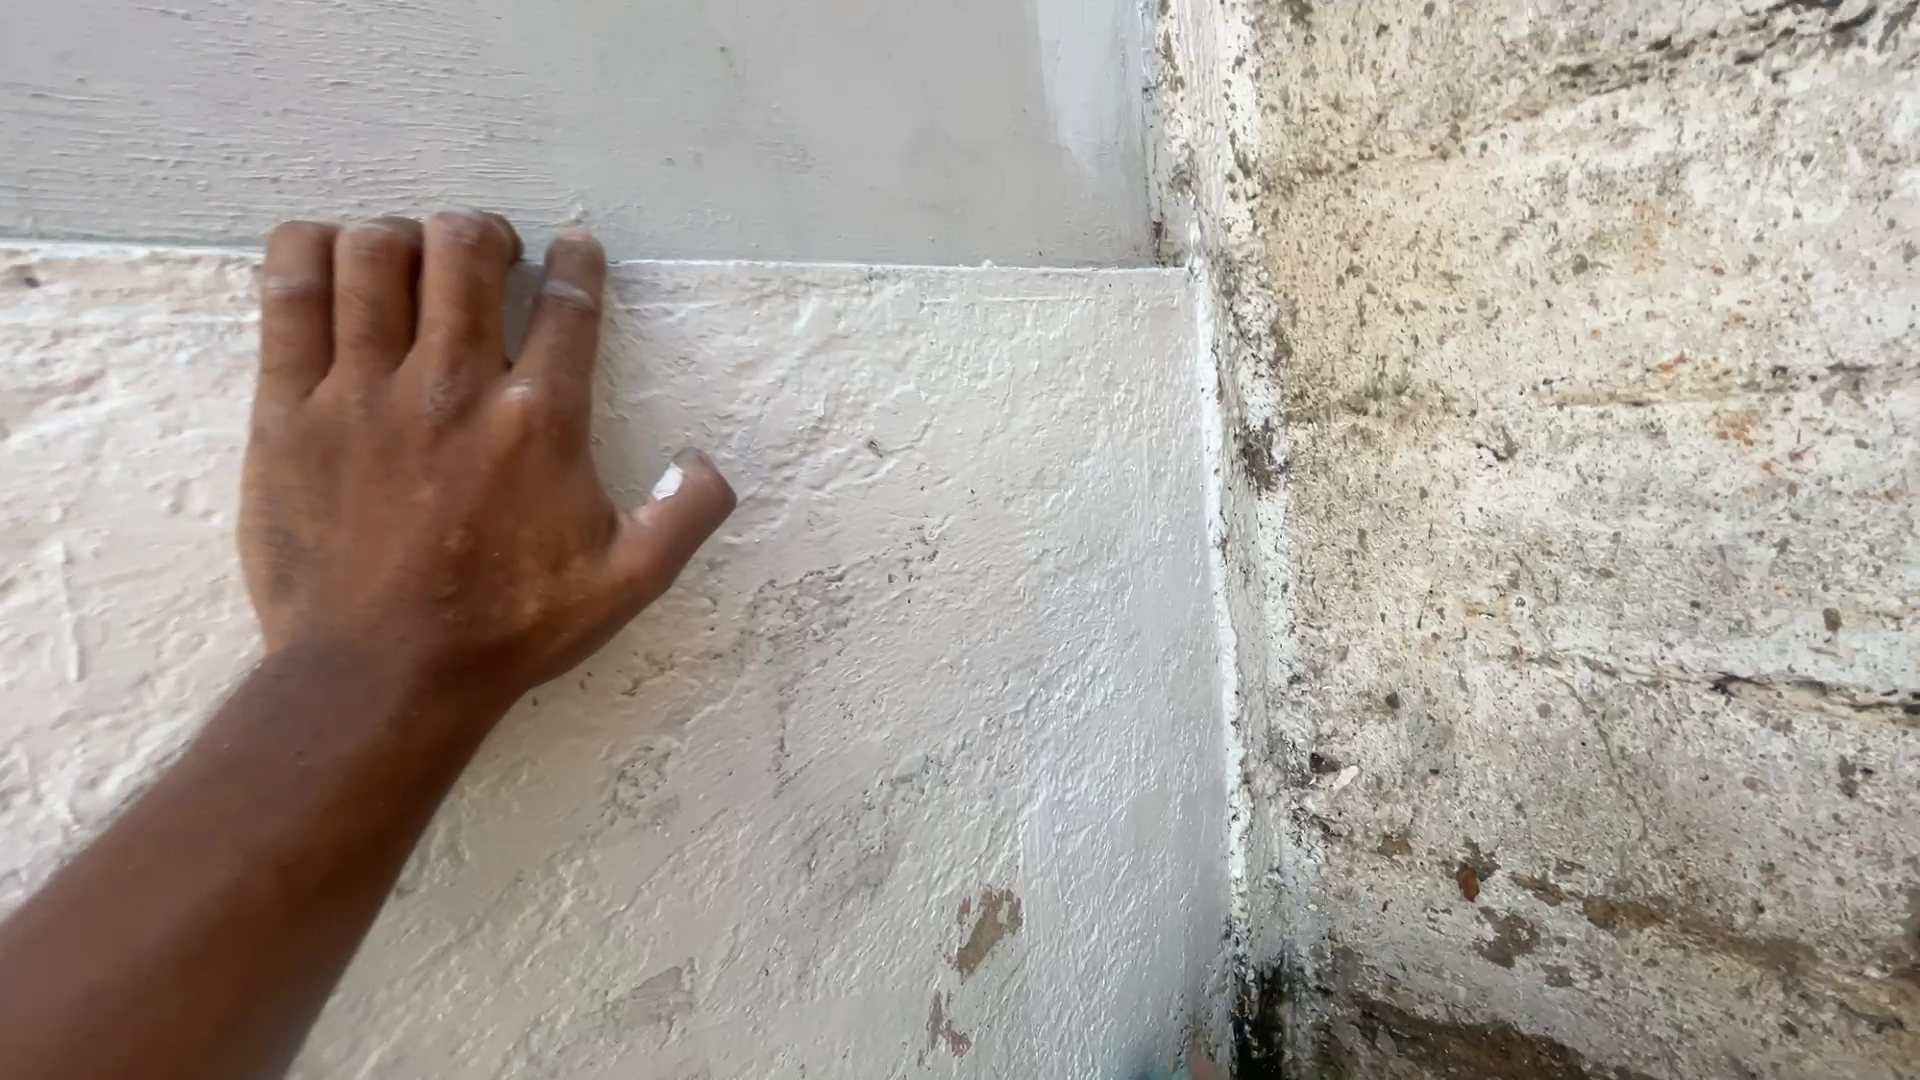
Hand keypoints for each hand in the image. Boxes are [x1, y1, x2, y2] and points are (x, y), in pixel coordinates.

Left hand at [240, 210, 733, 711]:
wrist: (385, 674)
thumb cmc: (515, 624)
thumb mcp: (634, 580)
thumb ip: (690, 513)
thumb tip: (705, 459)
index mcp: (542, 423)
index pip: (567, 307)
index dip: (578, 263)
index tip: (577, 247)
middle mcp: (454, 388)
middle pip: (465, 252)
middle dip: (488, 232)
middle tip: (496, 250)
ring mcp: (363, 392)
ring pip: (372, 254)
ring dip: (405, 235)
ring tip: (419, 258)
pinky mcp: (288, 408)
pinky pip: (289, 292)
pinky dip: (313, 254)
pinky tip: (336, 263)